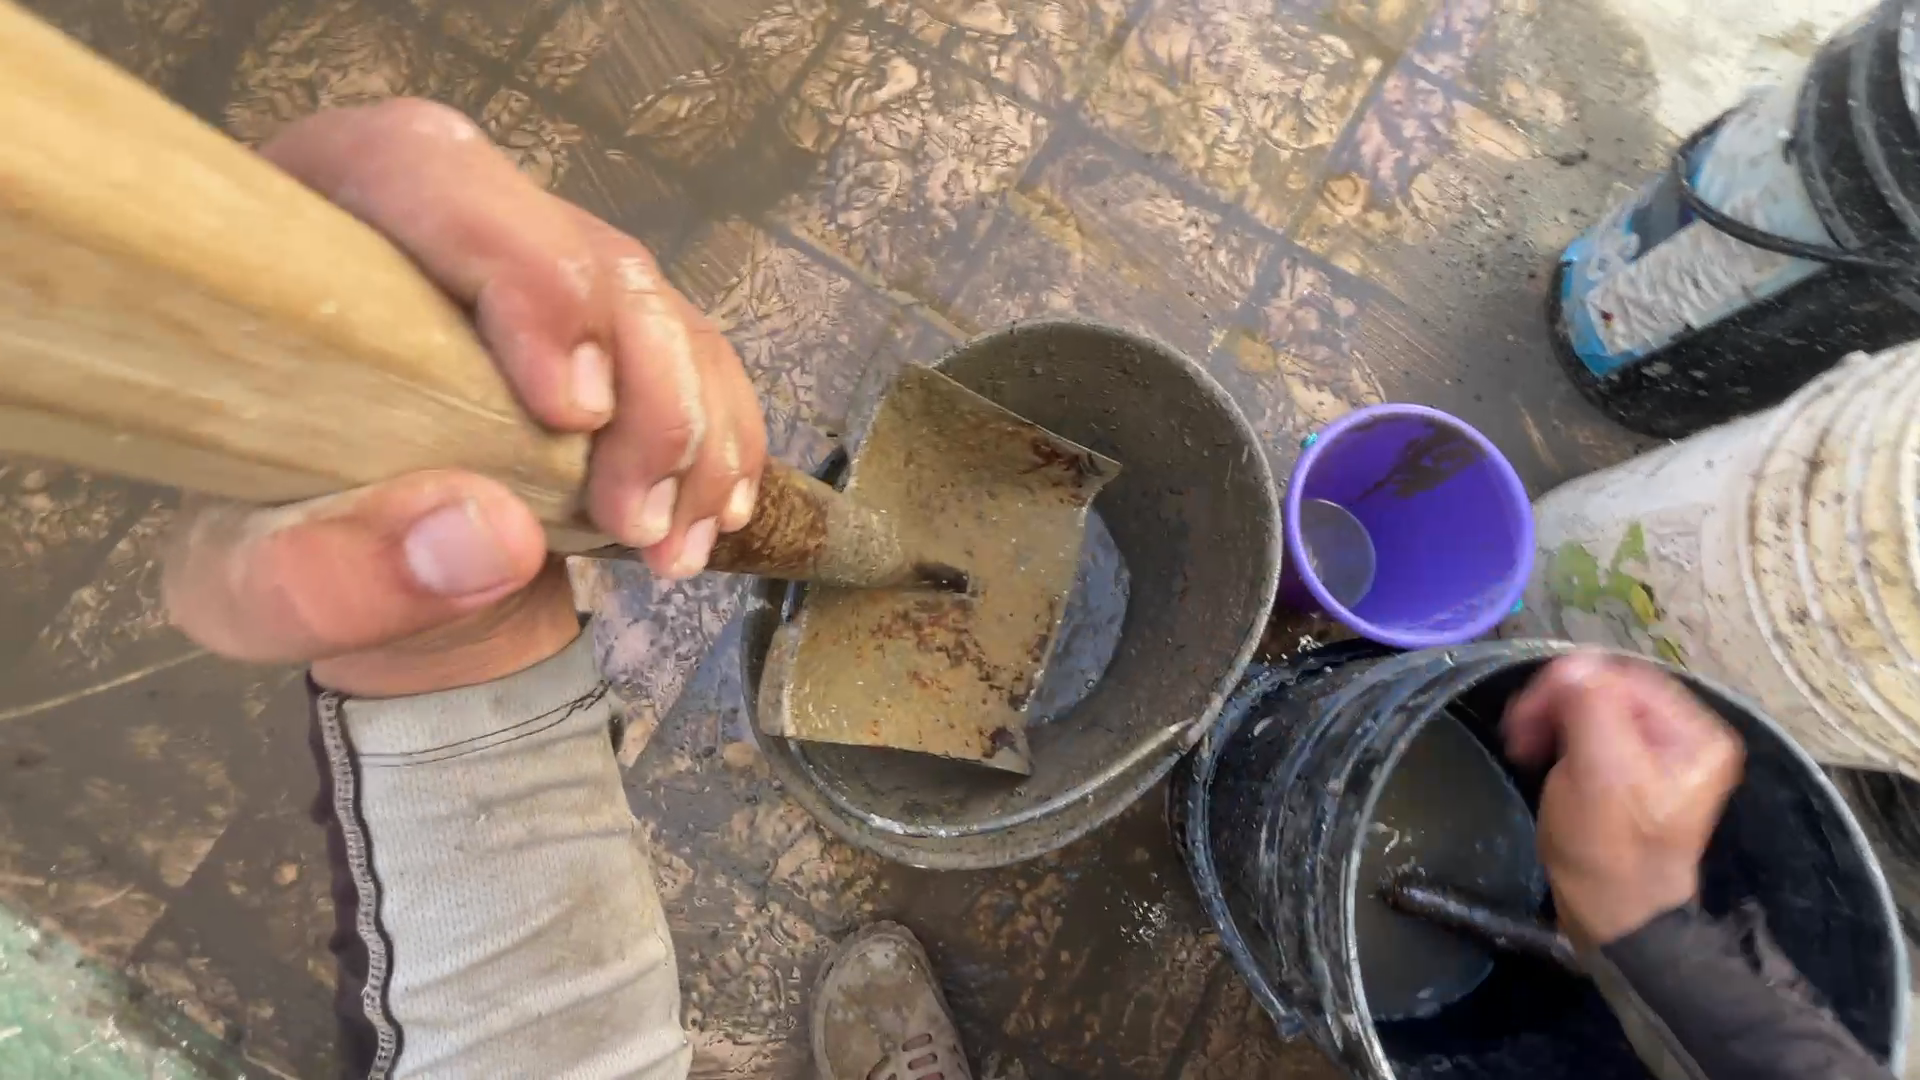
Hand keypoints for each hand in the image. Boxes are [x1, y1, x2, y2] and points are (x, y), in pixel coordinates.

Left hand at [162, 99, 766, 696]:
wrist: (419, 572)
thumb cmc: (313, 554)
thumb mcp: (264, 591)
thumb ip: (334, 572)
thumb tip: (489, 535)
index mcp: (332, 237)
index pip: (439, 182)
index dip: (531, 282)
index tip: (574, 415)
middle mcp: (472, 238)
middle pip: (602, 267)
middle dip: (647, 405)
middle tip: (637, 523)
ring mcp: (574, 292)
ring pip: (677, 325)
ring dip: (698, 445)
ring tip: (672, 550)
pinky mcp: (642, 346)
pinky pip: (718, 373)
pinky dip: (730, 451)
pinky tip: (715, 518)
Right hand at [1502, 652, 1744, 947]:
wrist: (1611, 905)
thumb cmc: (1608, 843)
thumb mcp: (1601, 771)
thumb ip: (1592, 708)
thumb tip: (1572, 662)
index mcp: (1691, 733)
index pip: (1621, 674)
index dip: (1568, 683)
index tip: (1528, 711)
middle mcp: (1678, 734)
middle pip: (1602, 686)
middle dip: (1552, 702)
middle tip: (1518, 731)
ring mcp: (1649, 749)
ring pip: (1584, 702)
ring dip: (1544, 716)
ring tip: (1521, 743)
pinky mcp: (1620, 762)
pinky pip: (1579, 723)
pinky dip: (1549, 730)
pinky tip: (1533, 750)